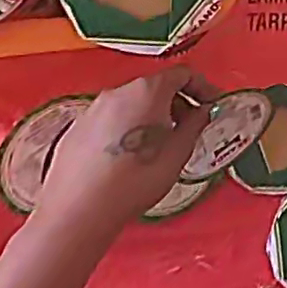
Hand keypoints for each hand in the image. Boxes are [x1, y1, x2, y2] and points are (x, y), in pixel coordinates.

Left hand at [32, 68, 213, 249]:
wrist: (77, 213)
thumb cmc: (137, 179)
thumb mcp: (179, 151)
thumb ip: (196, 123)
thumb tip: (202, 111)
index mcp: (148, 90)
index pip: (183, 74)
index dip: (203, 87)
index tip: (212, 105)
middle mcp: (118, 92)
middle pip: (156, 87)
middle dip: (176, 103)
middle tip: (187, 127)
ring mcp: (92, 110)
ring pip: (131, 104)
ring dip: (150, 116)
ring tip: (157, 146)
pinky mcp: (74, 130)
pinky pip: (109, 121)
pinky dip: (125, 129)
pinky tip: (126, 159)